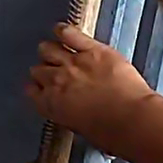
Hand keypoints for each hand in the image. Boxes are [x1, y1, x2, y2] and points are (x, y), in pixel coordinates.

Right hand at [26, 23, 162, 154]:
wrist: (130, 118)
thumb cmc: (110, 132)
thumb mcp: (83, 131)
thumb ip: (74, 118)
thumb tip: (80, 115)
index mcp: (52, 105)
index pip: (33, 92)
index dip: (36, 89)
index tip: (40, 87)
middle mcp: (57, 82)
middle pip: (39, 70)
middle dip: (44, 70)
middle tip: (51, 70)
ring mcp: (73, 63)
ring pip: (48, 49)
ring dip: (49, 50)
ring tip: (52, 50)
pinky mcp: (92, 50)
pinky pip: (70, 34)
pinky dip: (64, 31)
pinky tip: (62, 30)